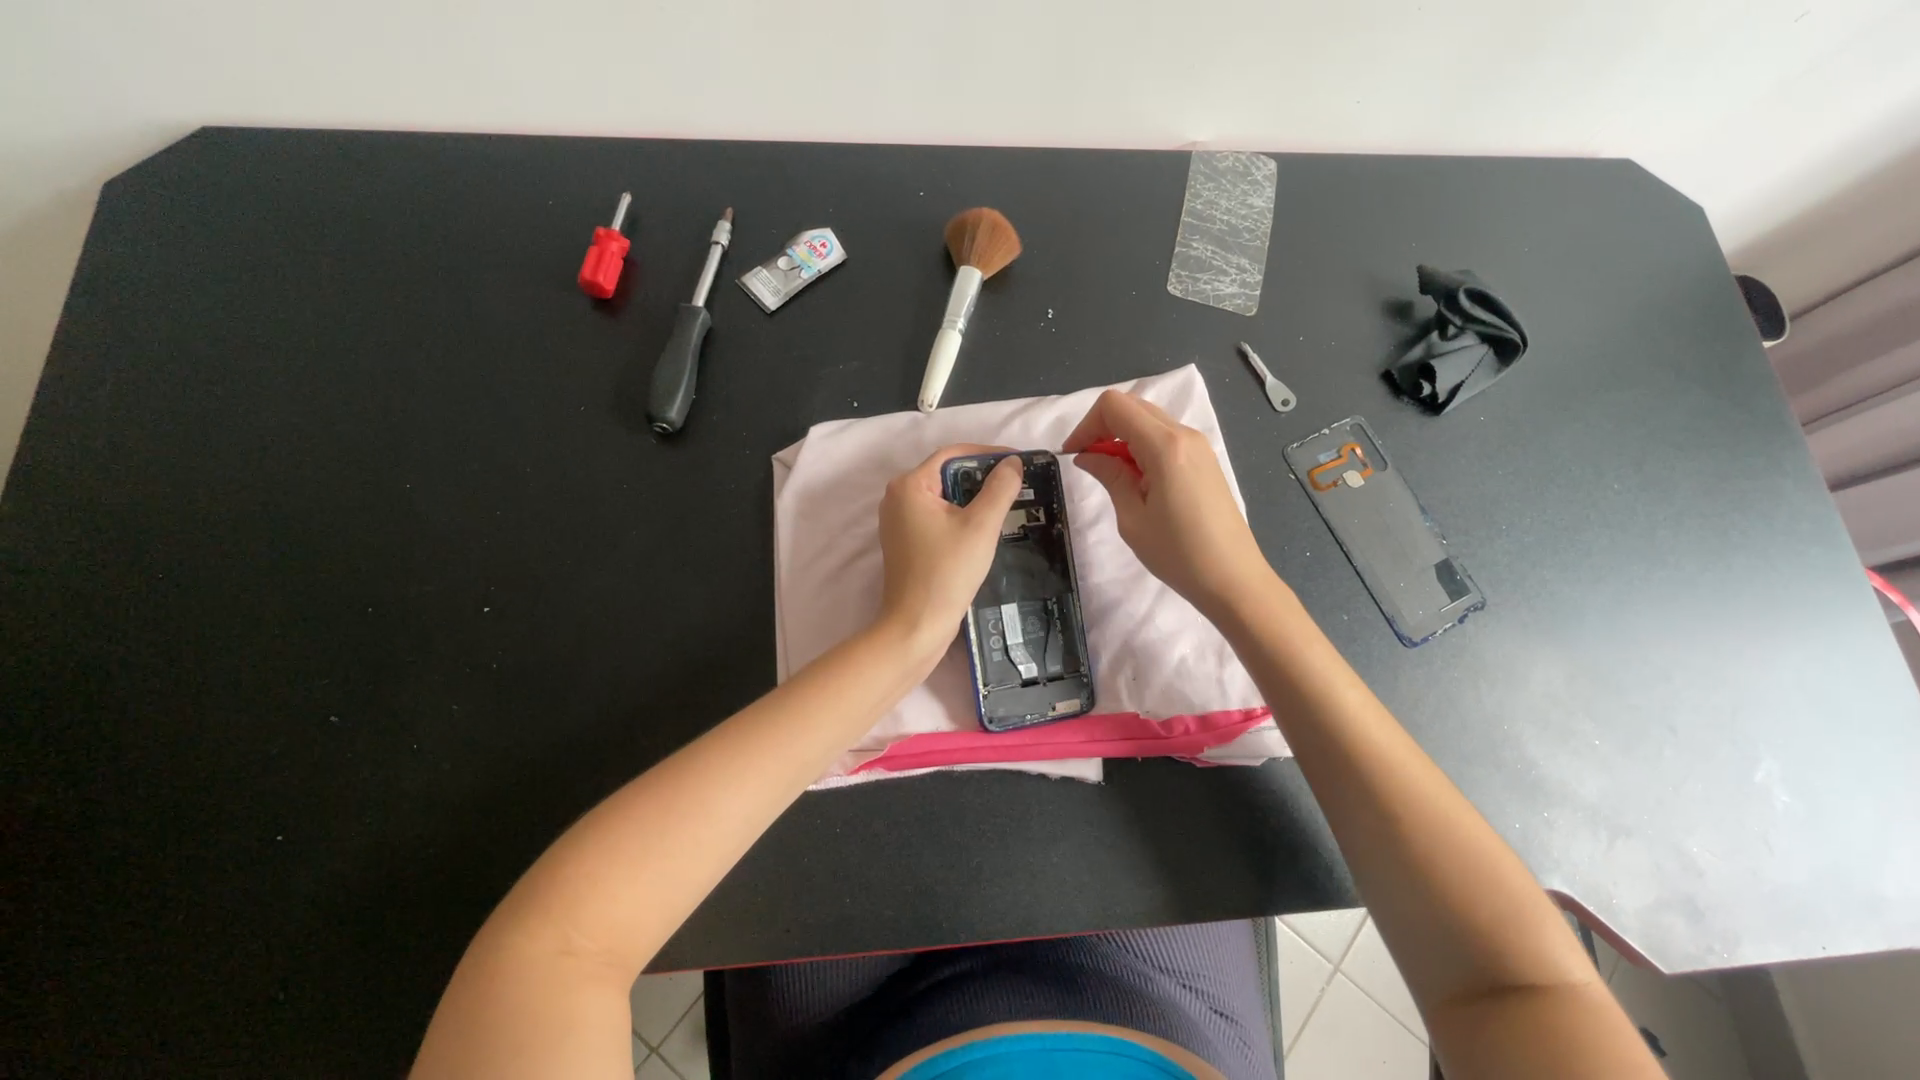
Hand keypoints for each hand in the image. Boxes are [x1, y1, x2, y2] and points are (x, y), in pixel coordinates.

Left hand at [876, 444, 1024, 669]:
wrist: (916, 625)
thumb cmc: (947, 572)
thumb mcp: (981, 526)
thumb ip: (1000, 489)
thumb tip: (1012, 463)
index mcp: (909, 485)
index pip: (953, 455)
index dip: (988, 454)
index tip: (1018, 462)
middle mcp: (897, 497)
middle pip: (946, 474)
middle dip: (982, 477)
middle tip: (1016, 485)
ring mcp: (897, 521)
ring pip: (942, 497)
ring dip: (972, 499)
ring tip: (1005, 505)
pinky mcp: (903, 542)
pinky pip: (935, 517)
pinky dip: (959, 517)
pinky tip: (982, 530)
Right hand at [1063, 390, 1276, 619]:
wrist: (1233, 579)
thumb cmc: (1178, 554)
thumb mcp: (1132, 518)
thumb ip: (1110, 477)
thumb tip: (1088, 456)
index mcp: (1165, 446)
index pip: (1115, 406)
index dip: (1086, 425)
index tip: (1073, 455)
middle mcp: (1184, 435)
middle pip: (1133, 406)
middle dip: (1102, 427)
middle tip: (1087, 463)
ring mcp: (1198, 446)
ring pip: (1149, 420)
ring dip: (1122, 437)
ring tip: (1110, 475)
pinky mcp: (1204, 461)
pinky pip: (1165, 437)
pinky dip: (1141, 446)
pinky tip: (1135, 480)